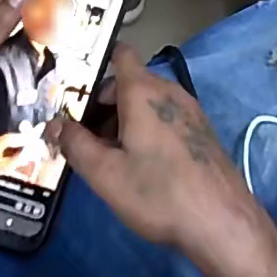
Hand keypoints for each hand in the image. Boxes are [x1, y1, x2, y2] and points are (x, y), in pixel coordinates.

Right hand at [48, 49, 271, 271]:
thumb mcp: (105, 173)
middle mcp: (168, 90)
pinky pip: (165, 117)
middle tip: (87, 140)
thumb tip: (54, 125)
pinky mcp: (201, 131)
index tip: (77, 95)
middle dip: (104, 106)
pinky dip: (148, 129)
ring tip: (112, 159)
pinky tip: (143, 166)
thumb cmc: (158, 192)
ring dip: (125, 120)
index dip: (96, 67)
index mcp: (143, 90)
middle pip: (129, 82)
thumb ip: (75, 144)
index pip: (120, 54)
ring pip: (147, 102)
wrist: (223, 222)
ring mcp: (189, 109)